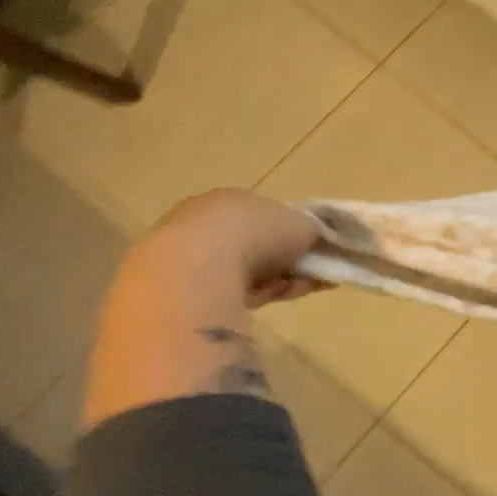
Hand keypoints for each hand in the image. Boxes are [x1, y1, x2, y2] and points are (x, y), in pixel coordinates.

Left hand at [126, 189, 324, 307]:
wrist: (199, 267)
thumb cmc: (259, 234)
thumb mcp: (306, 226)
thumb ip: (314, 232)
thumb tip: (317, 243)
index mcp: (234, 197)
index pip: (271, 215)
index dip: (298, 235)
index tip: (318, 253)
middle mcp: (205, 218)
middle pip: (258, 244)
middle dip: (287, 262)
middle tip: (313, 276)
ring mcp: (186, 250)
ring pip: (246, 269)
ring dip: (275, 280)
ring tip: (297, 289)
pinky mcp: (178, 282)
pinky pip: (229, 288)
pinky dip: (254, 294)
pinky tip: (271, 298)